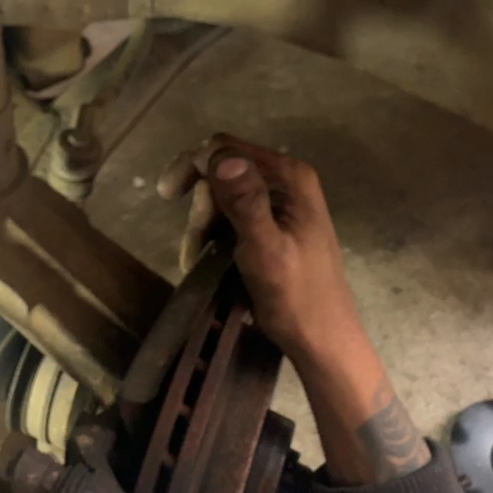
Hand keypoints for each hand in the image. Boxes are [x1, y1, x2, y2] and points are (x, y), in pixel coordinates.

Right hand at [158, 135, 361, 362]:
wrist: (324, 344)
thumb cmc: (298, 300)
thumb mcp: (266, 251)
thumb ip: (245, 202)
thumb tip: (220, 158)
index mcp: (289, 177)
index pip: (225, 147)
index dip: (192, 165)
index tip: (168, 196)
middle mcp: (285, 180)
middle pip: (221, 169)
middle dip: (201, 204)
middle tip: (195, 242)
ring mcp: (279, 201)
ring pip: (221, 193)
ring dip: (203, 223)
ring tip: (196, 258)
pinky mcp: (272, 222)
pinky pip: (230, 213)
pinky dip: (212, 232)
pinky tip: (205, 257)